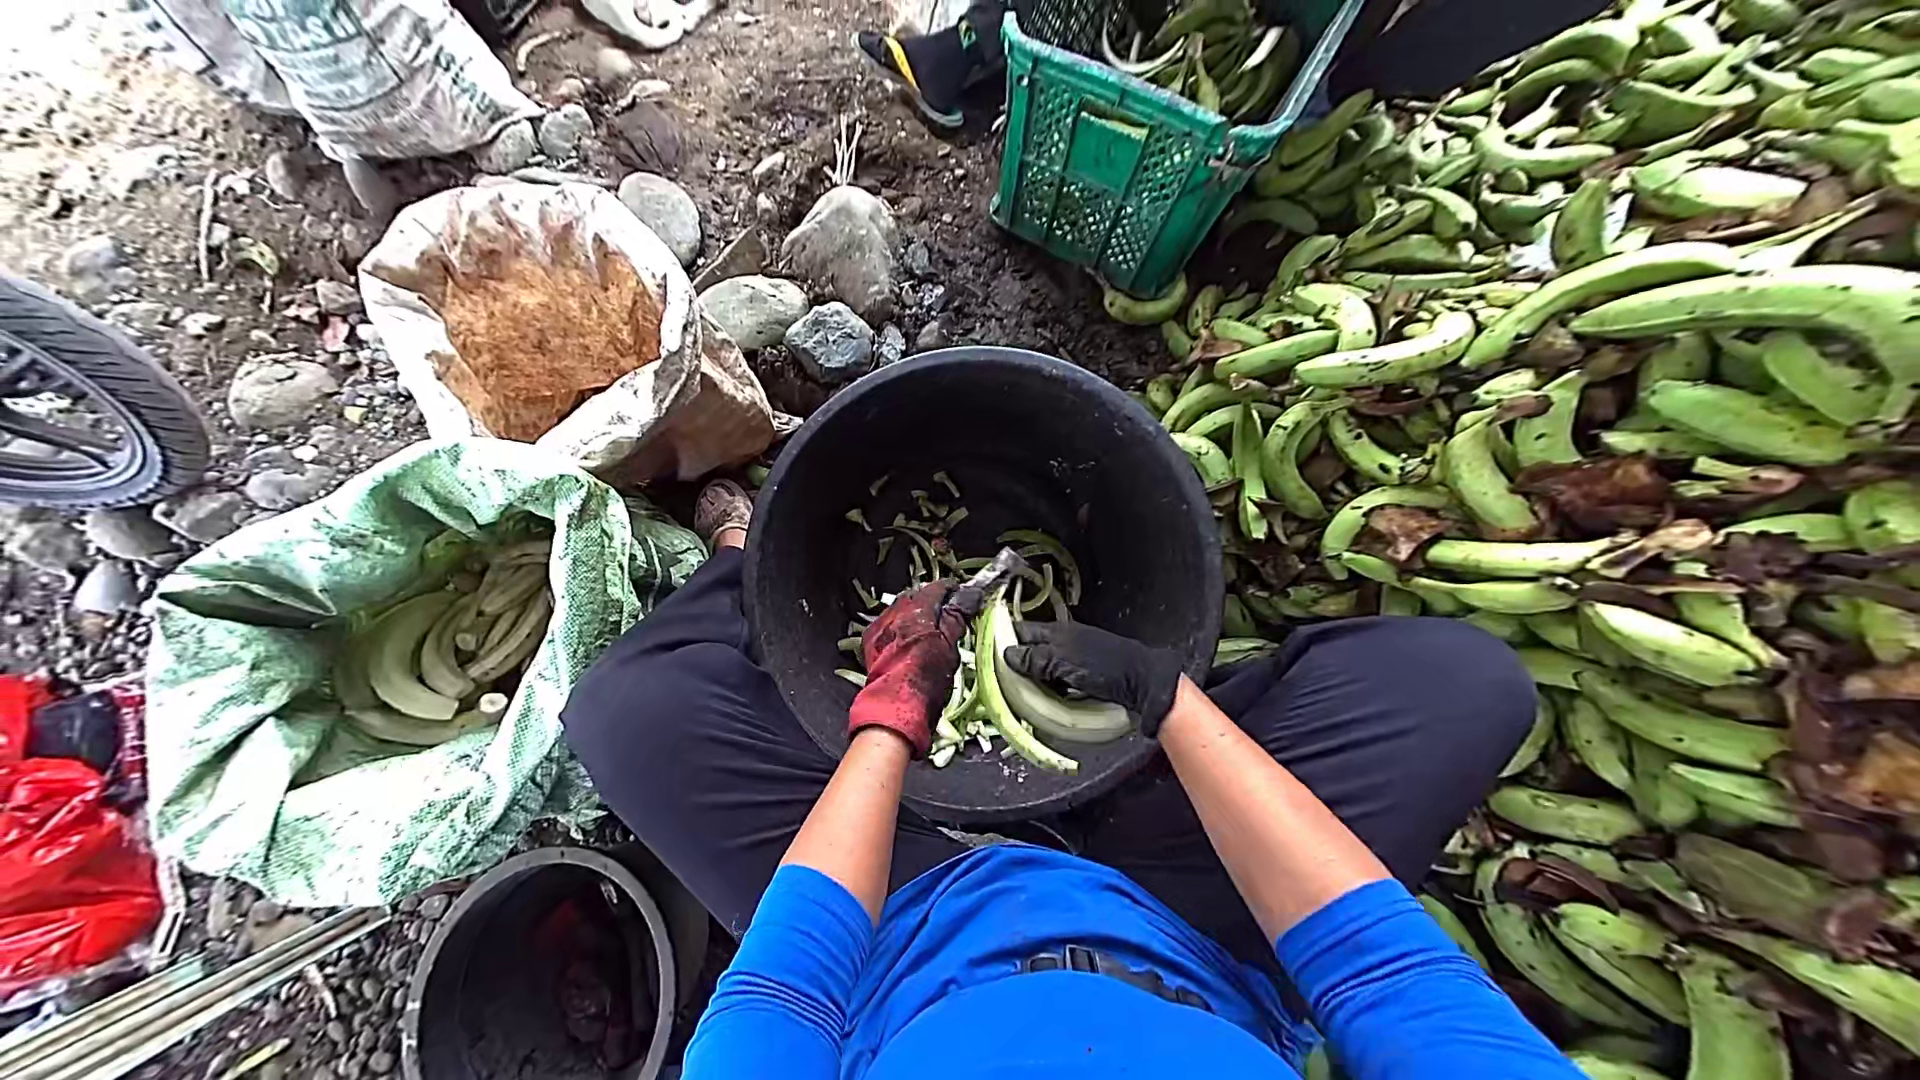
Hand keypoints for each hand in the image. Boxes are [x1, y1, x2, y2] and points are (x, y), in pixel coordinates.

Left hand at [848, 581, 965, 756]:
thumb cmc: (924, 680)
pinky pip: (893, 627)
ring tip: (935, 635)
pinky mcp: (872, 643)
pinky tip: (914, 646)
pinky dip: (905, 631)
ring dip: (920, 618)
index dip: (956, 593)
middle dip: (936, 605)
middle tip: (953, 620)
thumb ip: (958, 616)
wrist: (893, 710)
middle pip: (920, 597)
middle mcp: (894, 611)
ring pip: (905, 612)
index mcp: (916, 608)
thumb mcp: (950, 645)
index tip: (967, 601)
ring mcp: (880, 627)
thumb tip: (970, 593)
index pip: (939, 587)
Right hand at [1002, 622, 1185, 736]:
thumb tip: (1006, 654)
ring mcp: (1072, 659)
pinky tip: (1045, 698)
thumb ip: (1034, 658)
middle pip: (1028, 651)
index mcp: (1054, 632)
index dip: (1002, 640)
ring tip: (1021, 693)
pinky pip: (1055, 680)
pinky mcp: (1081, 676)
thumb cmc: (1104, 667)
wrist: (1143, 683)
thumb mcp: (1063, 662)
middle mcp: (1061, 641)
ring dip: (1032, 679)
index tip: (987, 657)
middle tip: (1002, 683)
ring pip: (1041, 667)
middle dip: (1015, 665)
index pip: (1019, 632)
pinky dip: (1048, 688)